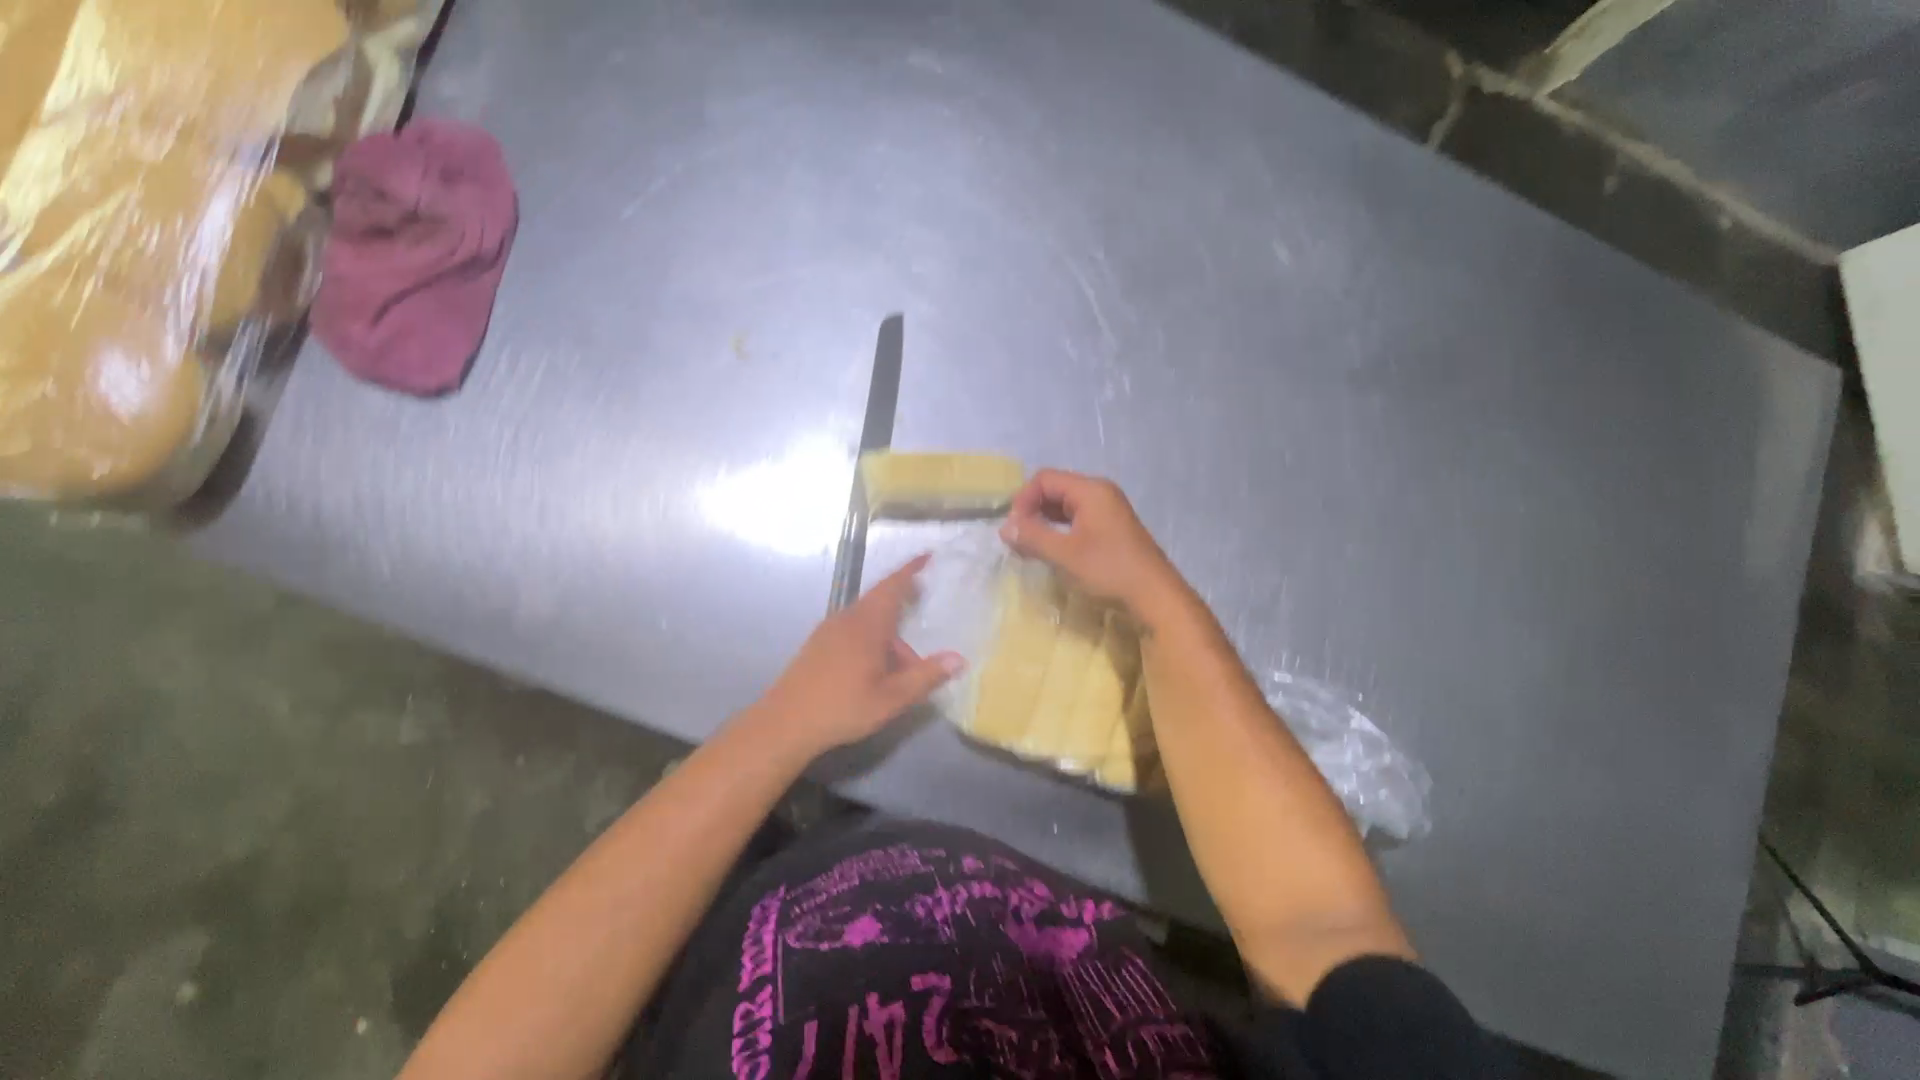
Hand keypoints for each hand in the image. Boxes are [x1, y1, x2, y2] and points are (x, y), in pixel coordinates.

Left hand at [751, 554, 963, 755]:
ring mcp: (828, 631)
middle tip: (923, 601)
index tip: (927, 556)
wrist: (785, 723)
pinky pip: (852, 629)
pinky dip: (872, 637)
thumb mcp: (891, 698)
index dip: (910, 570)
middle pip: (879, 600)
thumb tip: (958, 658)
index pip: (892, 586)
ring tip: (905, 657)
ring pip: (866, 618)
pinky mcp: (818, 645)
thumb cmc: (842, 708)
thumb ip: (925, 676)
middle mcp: (846, 619)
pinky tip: (877, 666)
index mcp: (866, 625)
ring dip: (887, 629)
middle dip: (902, 598)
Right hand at [1000, 469, 1187, 621]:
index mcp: (1090, 490)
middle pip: (1055, 489)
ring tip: (1031, 547)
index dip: (1023, 500)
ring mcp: (1109, 510)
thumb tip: (1005, 527)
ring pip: (1065, 506)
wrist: (1155, 596)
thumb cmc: (1109, 570)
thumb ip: (1032, 537)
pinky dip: (1060, 530)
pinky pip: (1078, 519)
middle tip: (1019, 539)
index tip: (1014, 530)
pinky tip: (1053, 551)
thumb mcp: (1064, 554)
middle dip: (1032, 510)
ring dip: (1045, 522)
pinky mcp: (1112, 528)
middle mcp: (1100, 493)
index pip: (1044, 479)